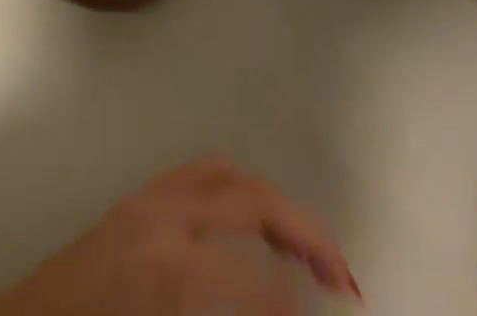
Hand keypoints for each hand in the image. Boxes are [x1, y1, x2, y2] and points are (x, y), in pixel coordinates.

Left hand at [0, 156, 358, 315]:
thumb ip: (231, 305)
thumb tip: (284, 303)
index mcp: (168, 268)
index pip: (262, 284)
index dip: (302, 307)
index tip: (335, 315)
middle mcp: (159, 219)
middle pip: (252, 200)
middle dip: (308, 237)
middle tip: (343, 282)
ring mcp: (143, 201)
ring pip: (225, 174)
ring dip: (274, 206)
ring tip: (306, 255)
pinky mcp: (133, 201)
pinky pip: (198, 178)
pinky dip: (239, 196)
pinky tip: (255, 238)